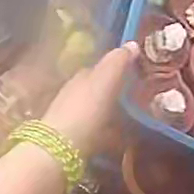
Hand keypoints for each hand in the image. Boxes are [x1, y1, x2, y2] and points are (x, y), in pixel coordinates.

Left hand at [39, 40, 138, 156]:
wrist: (60, 150)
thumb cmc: (85, 111)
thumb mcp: (104, 81)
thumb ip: (117, 62)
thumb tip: (132, 43)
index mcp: (81, 77)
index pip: (97, 68)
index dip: (114, 68)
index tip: (132, 72)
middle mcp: (72, 95)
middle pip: (94, 90)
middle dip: (110, 92)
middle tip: (134, 98)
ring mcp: (70, 119)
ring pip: (94, 111)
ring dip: (108, 113)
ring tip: (130, 121)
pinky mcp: (72, 142)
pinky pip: (94, 133)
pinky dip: (105, 133)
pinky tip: (116, 140)